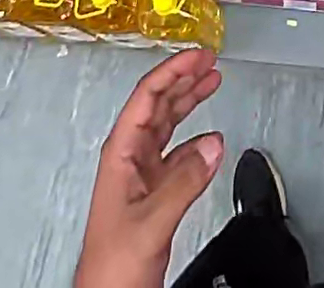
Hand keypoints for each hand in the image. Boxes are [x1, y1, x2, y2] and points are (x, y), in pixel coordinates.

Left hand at [75, 48, 225, 287]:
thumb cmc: (112, 266)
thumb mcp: (150, 221)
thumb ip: (183, 182)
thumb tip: (211, 145)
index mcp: (121, 151)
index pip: (148, 96)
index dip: (172, 71)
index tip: (195, 57)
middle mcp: (131, 155)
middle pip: (159, 103)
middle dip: (184, 78)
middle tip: (207, 60)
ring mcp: (142, 172)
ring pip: (169, 123)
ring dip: (190, 101)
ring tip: (211, 81)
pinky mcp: (154, 191)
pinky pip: (178, 154)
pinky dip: (197, 142)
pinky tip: (211, 139)